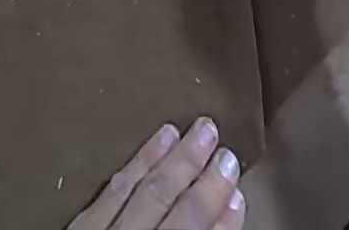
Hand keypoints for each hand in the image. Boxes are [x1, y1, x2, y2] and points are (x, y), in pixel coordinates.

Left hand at [69, 119, 244, 229]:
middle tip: (225, 145)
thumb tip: (224, 220)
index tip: (238, 191)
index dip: (217, 217)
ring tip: (199, 129)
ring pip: (141, 191)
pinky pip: (110, 190)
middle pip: (168, 210)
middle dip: (200, 178)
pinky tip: (158, 141)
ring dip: (174, 159)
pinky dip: (138, 163)